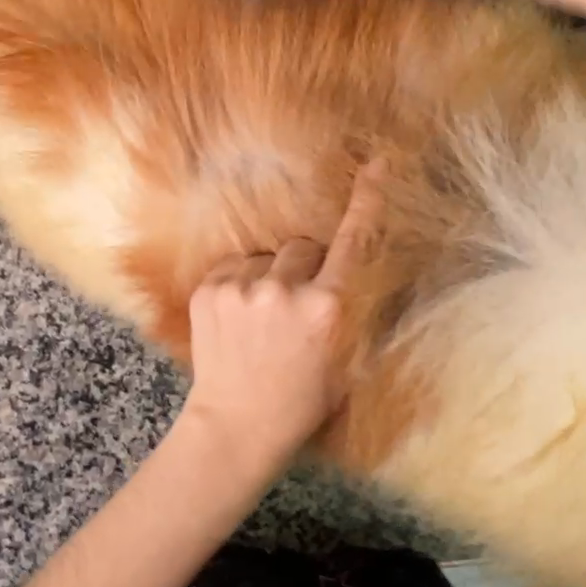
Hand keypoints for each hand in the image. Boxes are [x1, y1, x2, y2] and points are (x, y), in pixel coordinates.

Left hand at [178, 163, 386, 481]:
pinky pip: (231, 266)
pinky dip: (237, 282)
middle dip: (303, 267)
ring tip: (261, 316)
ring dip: (267, 275)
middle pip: (301, 247)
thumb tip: (357, 275)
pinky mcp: (208, 289)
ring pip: (264, 256)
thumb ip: (353, 313)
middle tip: (296, 304)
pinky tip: (238, 316)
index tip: (377, 164)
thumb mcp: (347, 363)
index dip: (367, 201)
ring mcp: (242, 288)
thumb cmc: (301, 399)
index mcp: (329, 308)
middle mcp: (285, 290)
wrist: (238, 422)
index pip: (353, 243)